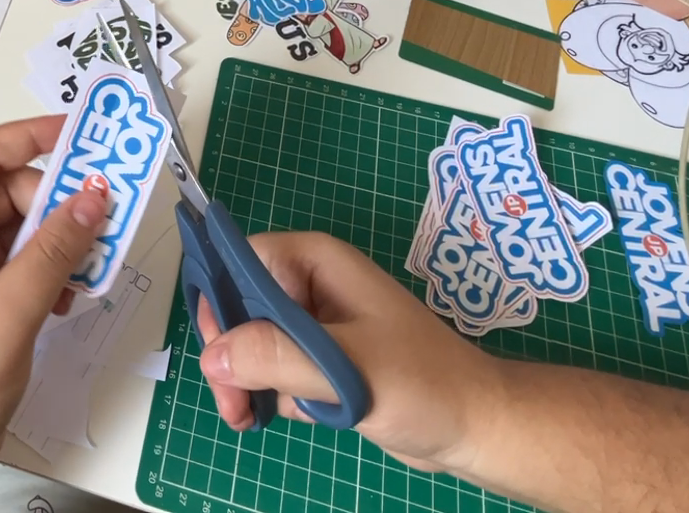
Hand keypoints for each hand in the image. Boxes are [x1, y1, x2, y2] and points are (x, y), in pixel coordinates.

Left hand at [0, 117, 109, 509]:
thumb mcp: (6, 314)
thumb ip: (53, 252)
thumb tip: (94, 197)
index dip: (27, 137)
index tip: (78, 132)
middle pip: (9, 194)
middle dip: (57, 200)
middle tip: (104, 210)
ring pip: (23, 230)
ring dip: (62, 240)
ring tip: (94, 260)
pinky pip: (26, 264)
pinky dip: (55, 270)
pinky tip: (73, 294)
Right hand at [195, 232, 507, 475]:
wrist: (476, 429)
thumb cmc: (422, 384)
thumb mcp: (347, 368)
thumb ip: (278, 357)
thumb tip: (212, 355)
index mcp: (313, 261)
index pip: (244, 261)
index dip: (222, 299)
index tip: (216, 352)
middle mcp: (306, 283)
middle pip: (240, 303)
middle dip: (228, 351)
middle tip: (230, 402)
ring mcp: (311, 321)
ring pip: (249, 338)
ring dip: (239, 377)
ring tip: (243, 417)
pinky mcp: (316, 357)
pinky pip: (270, 364)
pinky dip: (260, 390)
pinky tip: (264, 417)